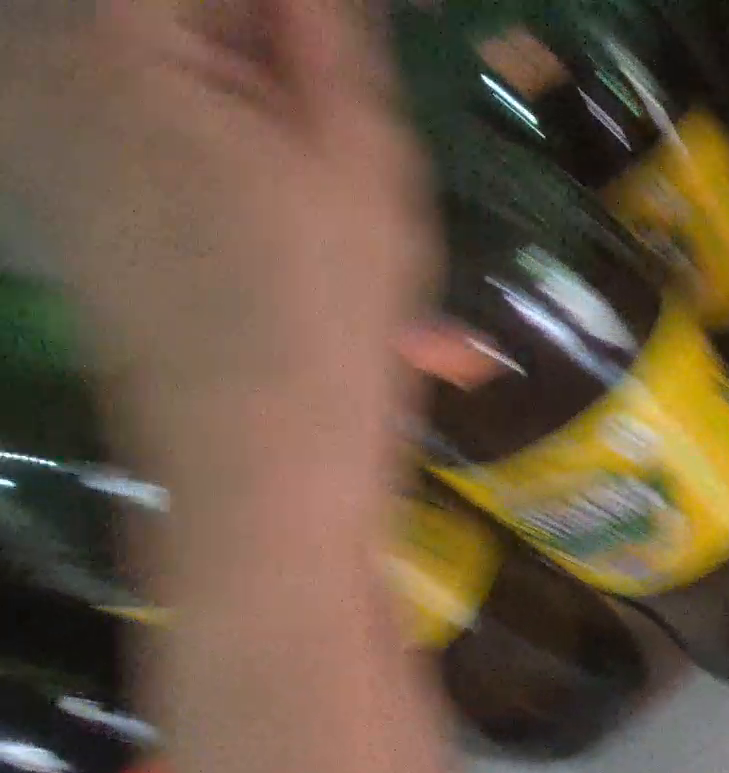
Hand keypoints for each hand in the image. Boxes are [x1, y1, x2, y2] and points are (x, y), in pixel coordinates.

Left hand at [0, 0, 434, 499]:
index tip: (344, 51)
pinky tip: (266, 213)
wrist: (261, 438)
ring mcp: (31, 137)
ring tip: (313, 181)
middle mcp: (34, 68)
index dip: (292, 19)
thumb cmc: (328, 298)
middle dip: (262, 55)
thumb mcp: (360, 156)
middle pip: (165, 22)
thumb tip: (313, 1)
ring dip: (243, 104)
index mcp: (105, 38)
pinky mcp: (55, 199)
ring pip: (154, 75)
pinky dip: (206, 148)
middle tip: (340, 124)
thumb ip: (327, 41)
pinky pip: (132, 131)